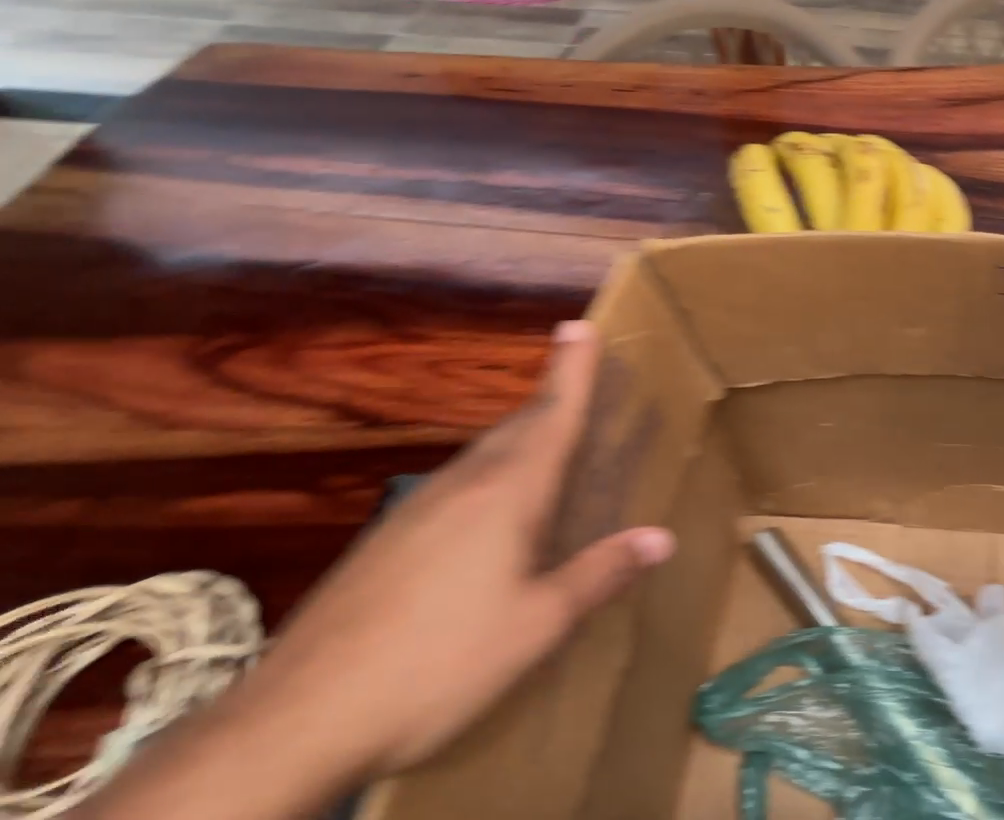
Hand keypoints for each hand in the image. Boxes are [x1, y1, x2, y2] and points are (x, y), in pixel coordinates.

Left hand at [231, 319, 674, 777]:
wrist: (301, 717)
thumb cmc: (440, 662)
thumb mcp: (538, 624)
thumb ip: (600, 574)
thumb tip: (661, 538)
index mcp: (506, 496)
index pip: (549, 417)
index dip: (571, 372)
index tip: (580, 326)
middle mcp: (460, 489)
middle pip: (515, 430)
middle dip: (550, 402)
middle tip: (579, 384)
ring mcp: (414, 513)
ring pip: (481, 460)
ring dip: (520, 442)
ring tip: (548, 447)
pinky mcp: (385, 544)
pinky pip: (454, 491)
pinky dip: (489, 481)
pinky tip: (492, 520)